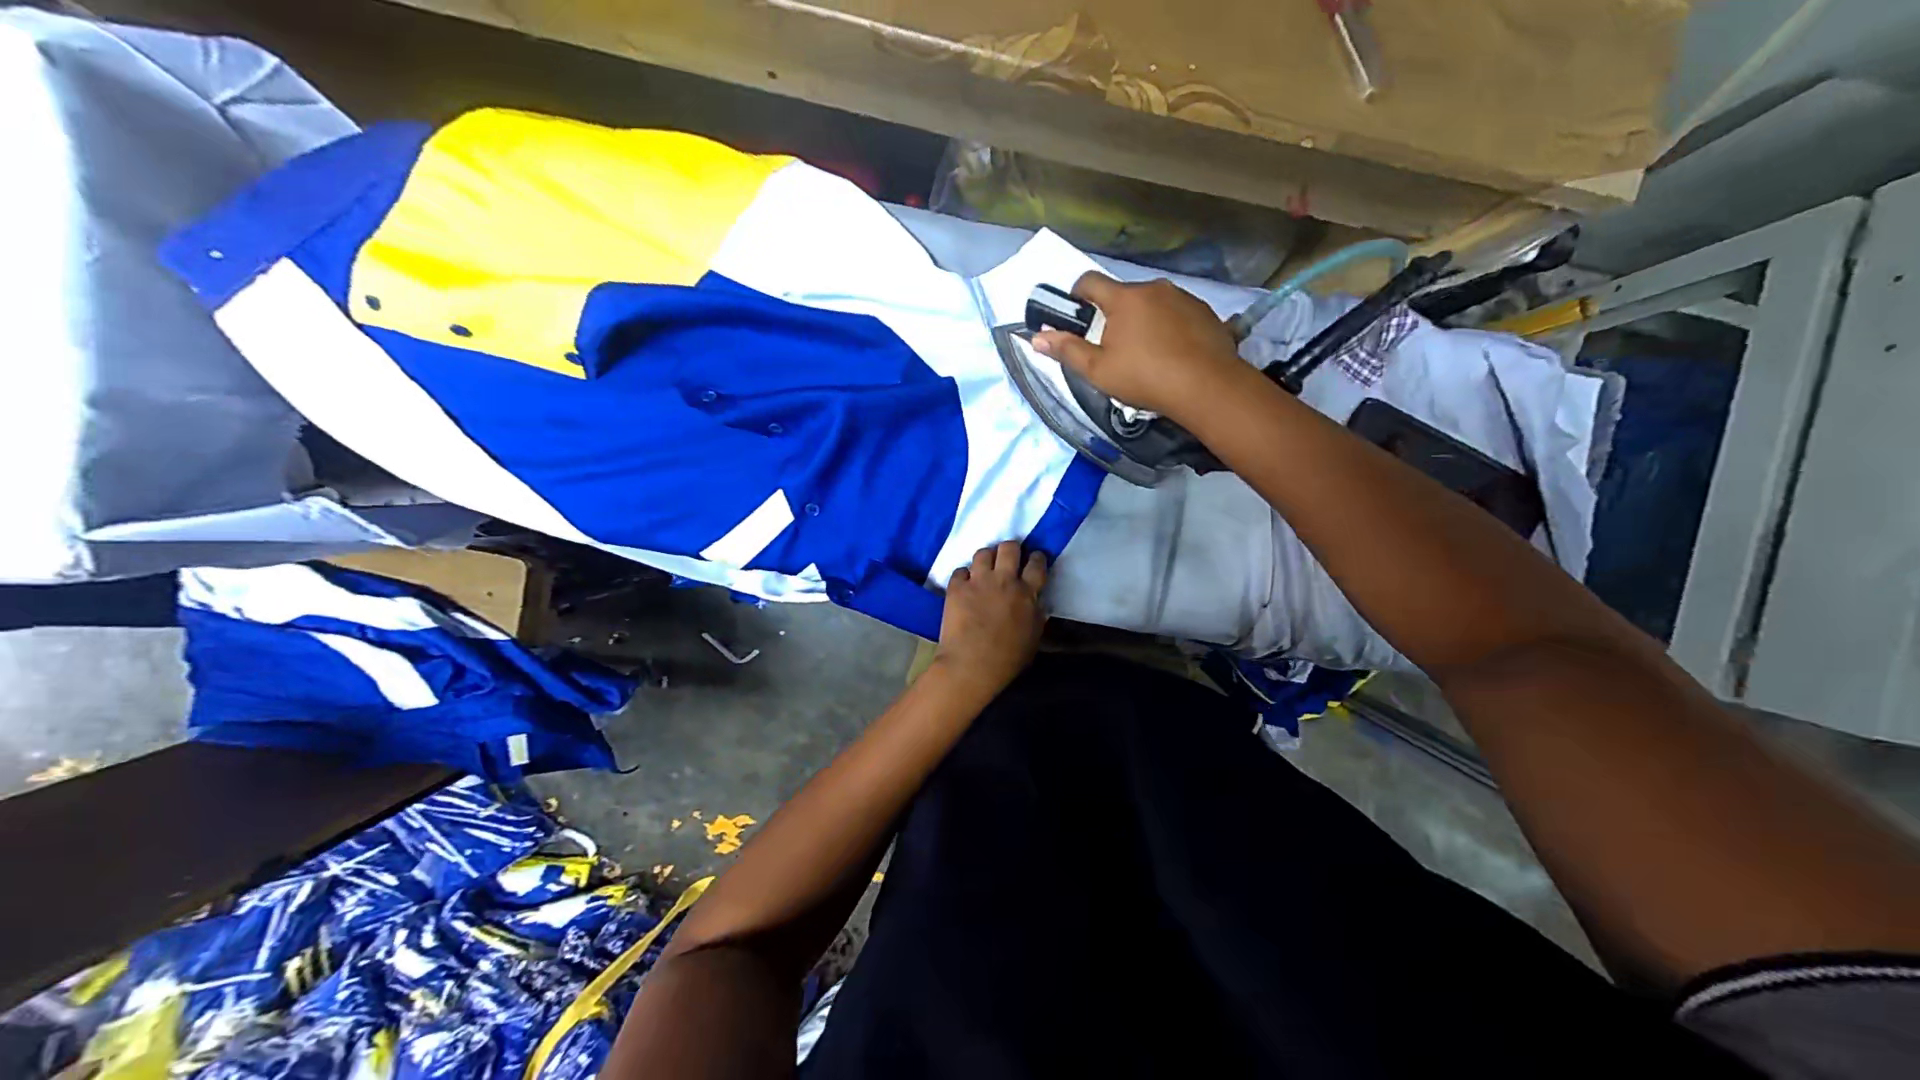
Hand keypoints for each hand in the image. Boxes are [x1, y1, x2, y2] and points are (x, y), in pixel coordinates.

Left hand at [934, 541, 1048, 696]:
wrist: (972, 665)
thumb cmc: (1008, 659)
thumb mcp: (1033, 638)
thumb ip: (1037, 616)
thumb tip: (1037, 604)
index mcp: (1027, 594)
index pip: (1037, 564)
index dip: (1036, 558)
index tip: (1034, 559)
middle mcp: (1004, 580)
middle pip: (1009, 548)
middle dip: (1010, 548)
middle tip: (1008, 558)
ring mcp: (979, 581)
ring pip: (983, 553)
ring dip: (986, 558)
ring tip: (984, 568)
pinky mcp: (957, 587)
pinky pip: (960, 570)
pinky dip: (963, 576)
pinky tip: (964, 585)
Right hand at [1030, 271, 1251, 424]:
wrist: (1207, 386)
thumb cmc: (1145, 377)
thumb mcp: (1098, 371)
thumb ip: (1067, 350)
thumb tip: (1037, 337)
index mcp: (1123, 298)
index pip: (1090, 281)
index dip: (1077, 294)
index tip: (1076, 312)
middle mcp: (1154, 288)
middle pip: (1124, 295)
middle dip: (1114, 314)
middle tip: (1113, 347)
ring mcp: (1184, 297)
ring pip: (1154, 303)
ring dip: (1145, 320)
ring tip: (1147, 353)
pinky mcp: (1206, 312)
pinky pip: (1179, 314)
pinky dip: (1171, 328)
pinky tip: (1174, 354)